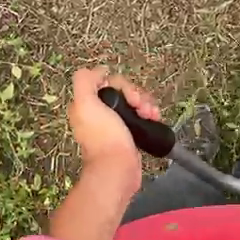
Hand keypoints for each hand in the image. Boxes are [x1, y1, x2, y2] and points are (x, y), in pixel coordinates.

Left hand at [66, 66, 159, 181]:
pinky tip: (154, 118)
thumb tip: (99, 71)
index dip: (121, 85)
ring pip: (134, 101)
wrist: (118, 168)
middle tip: (140, 107)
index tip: (128, 97)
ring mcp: (114, 123)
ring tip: (150, 114)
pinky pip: (140, 115)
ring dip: (145, 104)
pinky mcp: (128, 133)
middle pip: (123, 91)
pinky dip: (149, 114)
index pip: (108, 81)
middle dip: (136, 95)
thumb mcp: (86, 103)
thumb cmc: (104, 137)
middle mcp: (99, 112)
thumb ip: (85, 81)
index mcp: (86, 104)